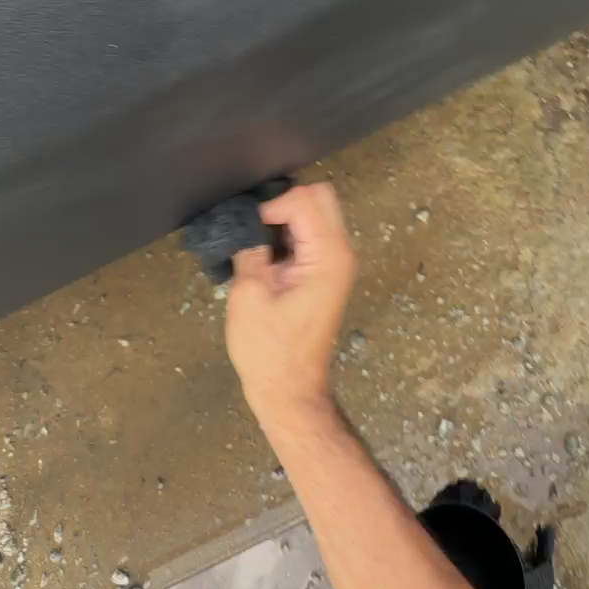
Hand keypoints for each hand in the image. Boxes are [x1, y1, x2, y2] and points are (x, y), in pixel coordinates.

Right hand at [224, 183, 357, 427]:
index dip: (272, 207)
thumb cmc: (269, 350)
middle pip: (320, 196)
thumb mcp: (250, 294)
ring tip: (257, 242)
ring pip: (318, 211)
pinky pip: (313, 233)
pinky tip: (267, 253)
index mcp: (328, 256)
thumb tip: (246, 221)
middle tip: (255, 230)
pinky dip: (290, 232)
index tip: (248, 231)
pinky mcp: (328, 272)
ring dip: (287, 218)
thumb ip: (251, 247)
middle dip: (284, 204)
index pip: (305, 200)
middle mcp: (342, 253)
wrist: (290, 391)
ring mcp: (338, 262)